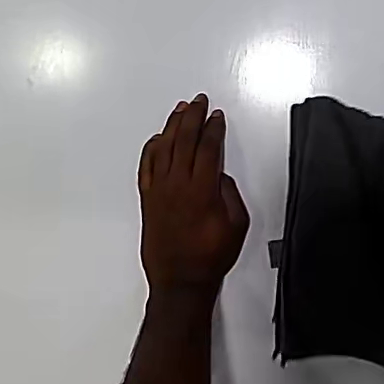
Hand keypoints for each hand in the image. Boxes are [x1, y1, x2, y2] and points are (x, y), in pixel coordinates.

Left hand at [138, 95, 249, 304]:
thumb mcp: (236, 224)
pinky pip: (147, 165)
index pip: (208, 147)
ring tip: (179, 110)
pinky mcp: (148, 198)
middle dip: (193, 117)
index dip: (213, 128)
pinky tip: (157, 139)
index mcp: (202, 189)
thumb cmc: (208, 257)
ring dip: (172, 126)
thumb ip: (230, 193)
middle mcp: (178, 185)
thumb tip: (220, 176)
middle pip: (185, 139)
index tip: (217, 117)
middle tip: (198, 102)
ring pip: (164, 147)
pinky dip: (152, 148)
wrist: (180, 281)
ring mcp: (160, 190)